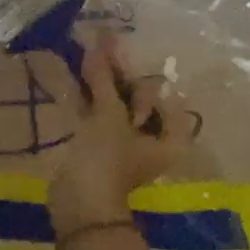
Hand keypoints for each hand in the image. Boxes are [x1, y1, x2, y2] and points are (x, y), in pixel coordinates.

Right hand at [39, 36, 192, 230]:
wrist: (79, 204)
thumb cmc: (107, 160)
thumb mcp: (109, 116)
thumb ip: (103, 80)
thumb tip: (98, 45)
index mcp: (171, 137)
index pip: (166, 95)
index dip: (144, 73)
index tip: (122, 52)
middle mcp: (153, 140)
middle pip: (141, 100)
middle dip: (121, 75)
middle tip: (104, 46)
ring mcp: (126, 145)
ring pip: (118, 107)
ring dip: (104, 84)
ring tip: (89, 54)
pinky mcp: (101, 149)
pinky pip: (101, 117)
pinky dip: (92, 100)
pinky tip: (79, 77)